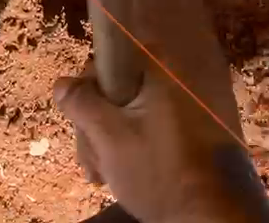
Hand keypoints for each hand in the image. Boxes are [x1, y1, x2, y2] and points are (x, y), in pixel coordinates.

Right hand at [56, 71, 267, 222]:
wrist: (207, 217)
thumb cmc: (158, 172)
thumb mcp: (109, 137)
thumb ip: (81, 104)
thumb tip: (61, 84)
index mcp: (153, 66)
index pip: (102, 60)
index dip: (85, 90)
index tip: (81, 123)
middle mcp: (163, 75)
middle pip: (107, 88)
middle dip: (92, 125)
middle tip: (92, 162)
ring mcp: (170, 101)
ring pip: (118, 109)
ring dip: (103, 141)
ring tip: (102, 174)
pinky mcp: (173, 124)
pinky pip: (135, 123)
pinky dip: (121, 146)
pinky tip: (114, 173)